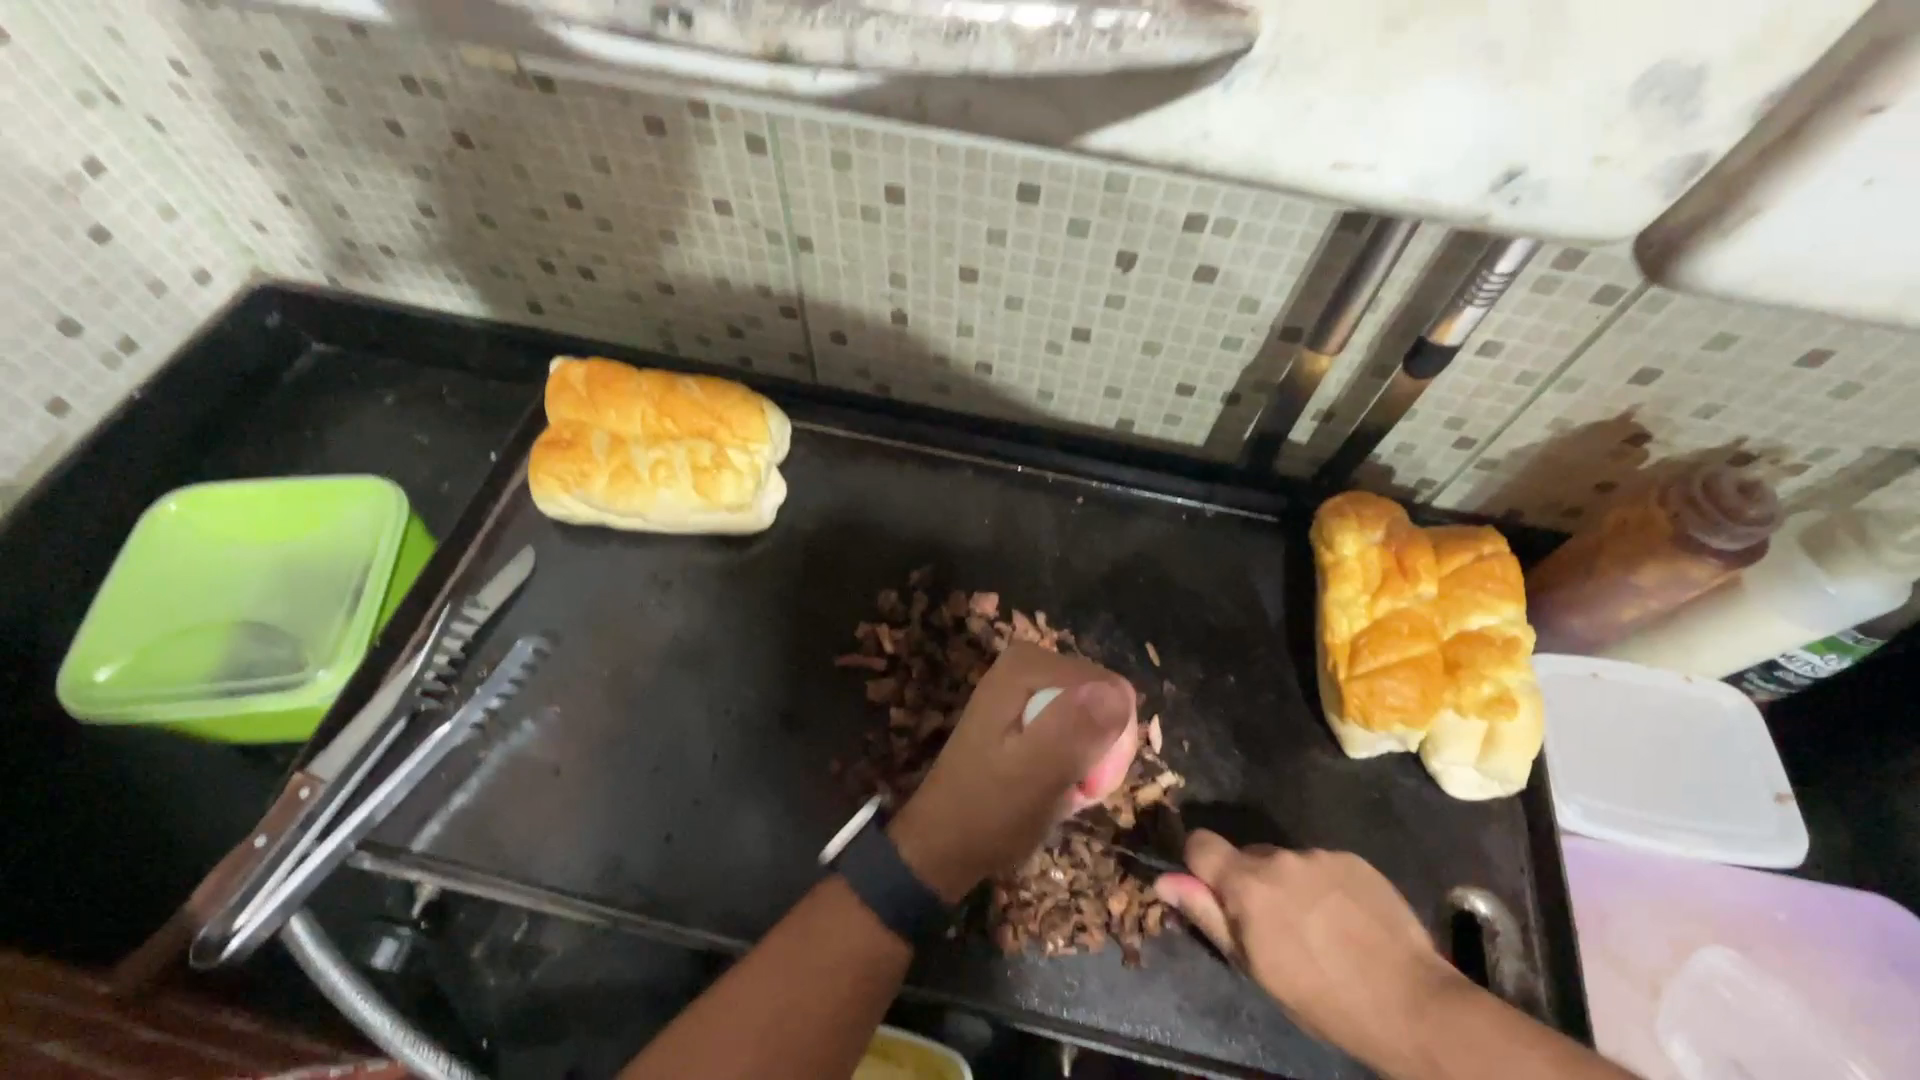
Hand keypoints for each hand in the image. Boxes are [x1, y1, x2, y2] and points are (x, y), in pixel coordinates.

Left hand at [888, 642, 1137, 902]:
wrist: (945, 845)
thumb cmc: (988, 813)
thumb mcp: (1034, 776)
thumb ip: (1073, 731)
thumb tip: (1115, 691)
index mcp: (1029, 665)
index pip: (1115, 691)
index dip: (1112, 743)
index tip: (1086, 783)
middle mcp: (1030, 664)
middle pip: (1108, 702)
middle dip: (1101, 753)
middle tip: (1073, 791)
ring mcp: (1030, 688)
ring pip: (1099, 722)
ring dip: (1090, 764)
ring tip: (1059, 793)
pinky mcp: (1031, 712)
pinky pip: (1081, 733)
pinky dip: (1077, 766)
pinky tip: (1054, 788)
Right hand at [1154, 833, 1462, 1063]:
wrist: (1411, 1002)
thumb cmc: (1321, 997)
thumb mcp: (1253, 966)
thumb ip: (1206, 915)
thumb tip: (1165, 880)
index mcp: (1246, 883)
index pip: (1200, 844)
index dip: (1198, 864)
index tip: (1212, 893)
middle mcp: (1279, 857)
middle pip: (1246, 855)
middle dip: (1249, 881)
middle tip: (1271, 926)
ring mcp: (1320, 855)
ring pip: (1286, 862)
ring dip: (1288, 884)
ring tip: (1316, 927)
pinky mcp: (1355, 859)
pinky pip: (1322, 865)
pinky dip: (1323, 885)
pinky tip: (1344, 920)